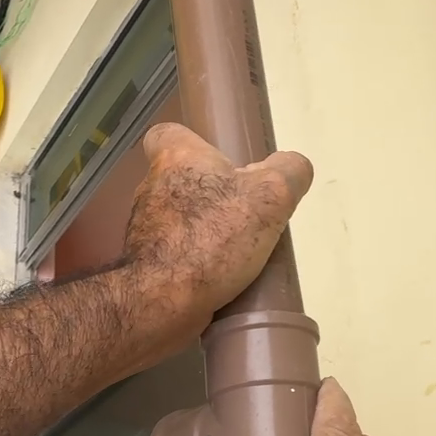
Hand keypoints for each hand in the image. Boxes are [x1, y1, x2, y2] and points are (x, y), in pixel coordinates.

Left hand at [122, 123, 312, 349]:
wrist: (164, 300)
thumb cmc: (214, 237)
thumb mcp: (271, 196)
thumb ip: (288, 172)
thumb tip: (292, 167)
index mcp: (174, 158)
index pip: (167, 135)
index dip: (190, 145)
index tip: (217, 164)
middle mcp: (151, 189)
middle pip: (180, 183)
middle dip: (209, 197)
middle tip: (244, 216)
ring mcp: (143, 231)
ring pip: (176, 223)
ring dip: (202, 234)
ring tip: (237, 255)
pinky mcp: (144, 268)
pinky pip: (173, 259)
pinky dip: (193, 266)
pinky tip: (219, 281)